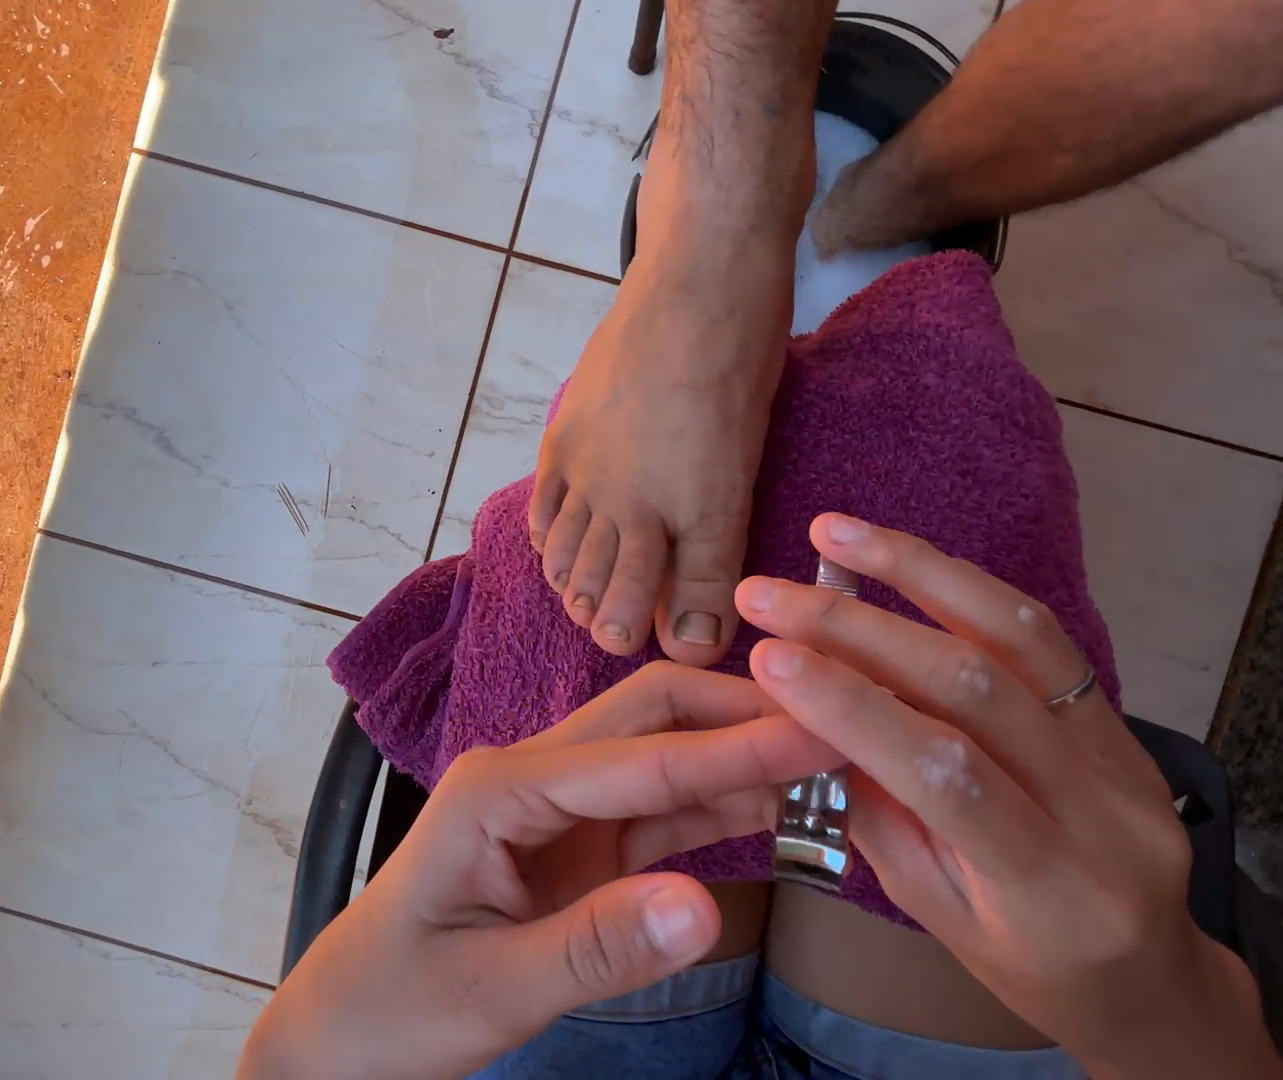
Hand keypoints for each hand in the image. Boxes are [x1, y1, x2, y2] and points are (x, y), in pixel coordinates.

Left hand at [241, 663, 837, 1079]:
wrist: (346, 1025)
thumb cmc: (397, 1004)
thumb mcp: (493, 989)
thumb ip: (597, 948)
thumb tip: (704, 910)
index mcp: (500, 785)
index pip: (639, 758)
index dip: (736, 747)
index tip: (823, 732)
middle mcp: (534, 771)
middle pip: (650, 715)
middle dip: (739, 714)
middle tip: (834, 723)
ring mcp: (561, 802)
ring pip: (664, 755)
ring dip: (741, 755)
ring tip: (828, 759)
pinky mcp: (581, 838)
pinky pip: (660, 808)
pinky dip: (721, 803)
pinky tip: (779, 804)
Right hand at [530, 245, 789, 666]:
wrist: (695, 285)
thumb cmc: (737, 376)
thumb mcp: (739, 478)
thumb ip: (710, 563)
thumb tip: (691, 642)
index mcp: (669, 520)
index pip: (641, 603)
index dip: (636, 633)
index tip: (640, 647)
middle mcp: (616, 503)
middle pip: (594, 581)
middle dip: (599, 615)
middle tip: (605, 633)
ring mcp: (583, 468)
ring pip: (566, 548)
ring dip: (571, 582)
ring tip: (579, 602)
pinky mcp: (563, 436)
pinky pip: (543, 504)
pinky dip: (546, 536)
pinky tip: (552, 546)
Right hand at [736, 514, 1282, 1079]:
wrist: (1150, 975)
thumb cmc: (1025, 962)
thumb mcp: (932, 910)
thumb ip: (875, 809)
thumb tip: (805, 715)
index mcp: (1051, 885)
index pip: (944, 773)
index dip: (851, 705)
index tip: (769, 658)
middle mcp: (1104, 809)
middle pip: (972, 688)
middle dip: (854, 630)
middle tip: (767, 594)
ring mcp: (1122, 752)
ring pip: (1017, 636)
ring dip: (913, 571)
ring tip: (832, 533)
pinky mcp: (1118, 716)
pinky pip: (1038, 633)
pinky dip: (957, 583)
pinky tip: (898, 555)